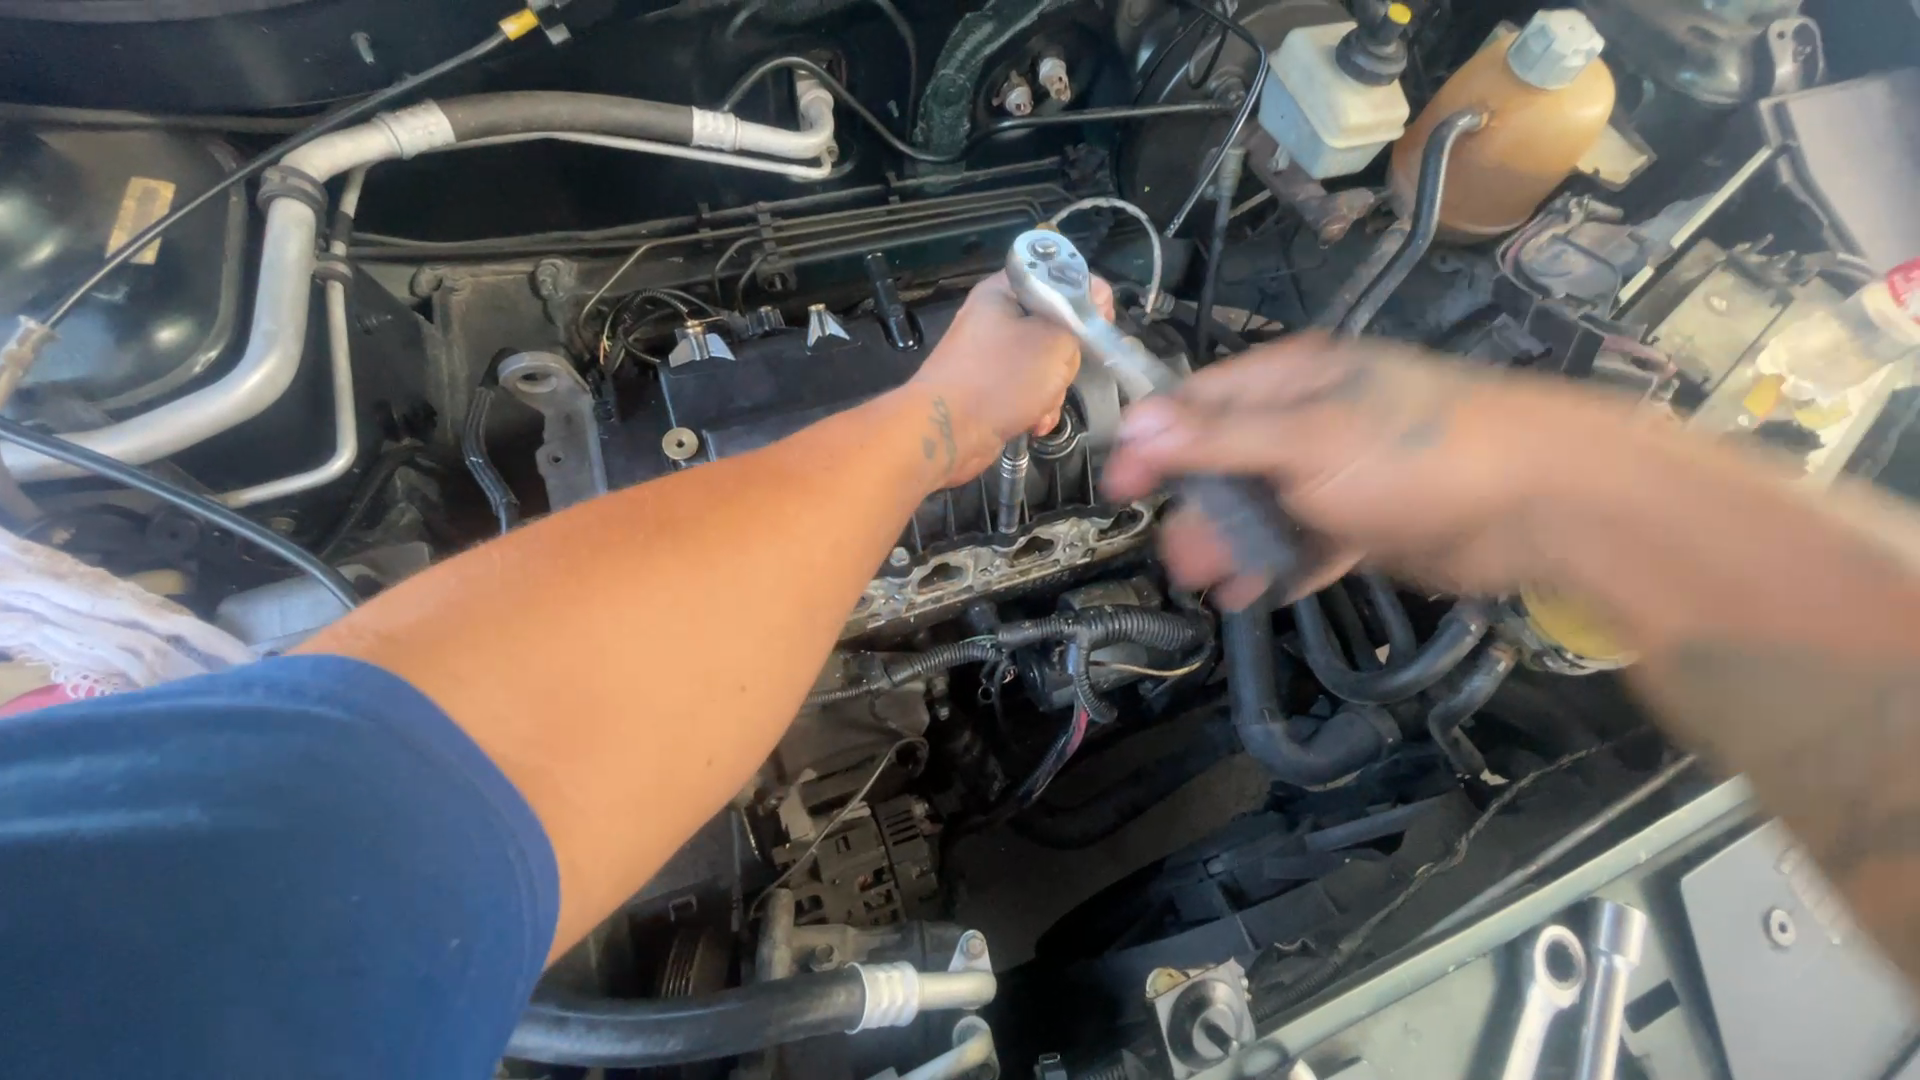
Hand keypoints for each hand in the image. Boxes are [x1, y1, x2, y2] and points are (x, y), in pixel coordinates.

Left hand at [906, 270, 1111, 488]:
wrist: (945, 433)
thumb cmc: (1000, 379)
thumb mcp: (1054, 340)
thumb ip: (1080, 316)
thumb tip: (1099, 295)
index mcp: (1005, 291)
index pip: (1058, 278)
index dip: (1085, 299)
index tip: (1098, 324)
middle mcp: (995, 319)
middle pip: (1056, 328)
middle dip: (1065, 358)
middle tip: (1057, 370)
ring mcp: (991, 357)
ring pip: (1045, 366)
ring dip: (1052, 390)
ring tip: (1040, 404)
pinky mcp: (989, 390)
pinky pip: (1027, 392)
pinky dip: (1035, 408)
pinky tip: (1033, 423)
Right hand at [1103, 334, 1623, 605]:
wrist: (1547, 506)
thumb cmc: (1415, 454)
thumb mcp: (1304, 440)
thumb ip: (1217, 438)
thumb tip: (1135, 425)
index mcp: (1291, 382)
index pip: (1198, 404)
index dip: (1153, 442)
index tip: (1117, 484)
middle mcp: (1308, 422)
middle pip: (1226, 463)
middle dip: (1196, 508)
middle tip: (1173, 555)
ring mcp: (1336, 473)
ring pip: (1261, 508)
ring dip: (1231, 543)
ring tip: (1208, 581)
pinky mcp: (1362, 521)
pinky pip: (1302, 542)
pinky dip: (1276, 565)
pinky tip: (1250, 592)